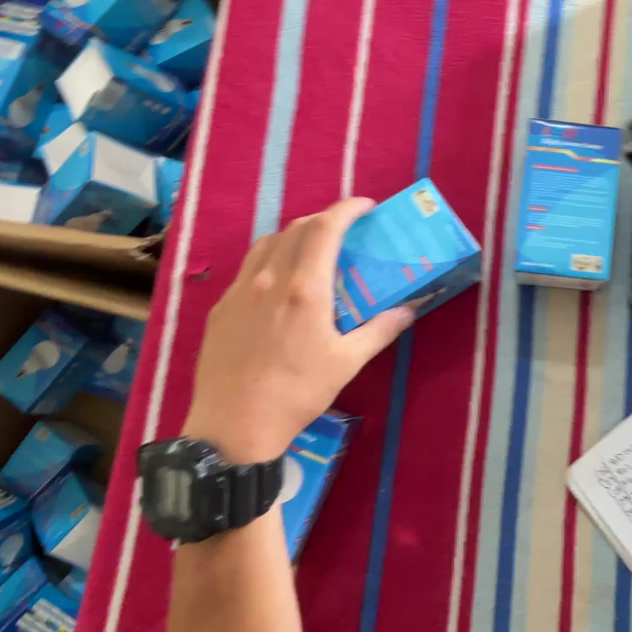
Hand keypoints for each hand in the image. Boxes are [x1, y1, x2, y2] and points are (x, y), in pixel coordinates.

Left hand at [182, 197, 413, 462]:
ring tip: (311, 248)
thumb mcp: (347, 364)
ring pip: (268, 242)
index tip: (365, 206)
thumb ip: (379, 331)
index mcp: (305, 288)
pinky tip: (278, 280)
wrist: (233, 425)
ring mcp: (240, 291)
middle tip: (345, 229)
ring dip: (294, 234)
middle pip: (297, 228)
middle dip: (324, 219)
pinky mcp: (222, 307)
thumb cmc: (297, 393)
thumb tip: (409, 311)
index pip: (326, 228)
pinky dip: (270, 257)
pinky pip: (248, 266)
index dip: (347, 209)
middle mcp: (270, 279)